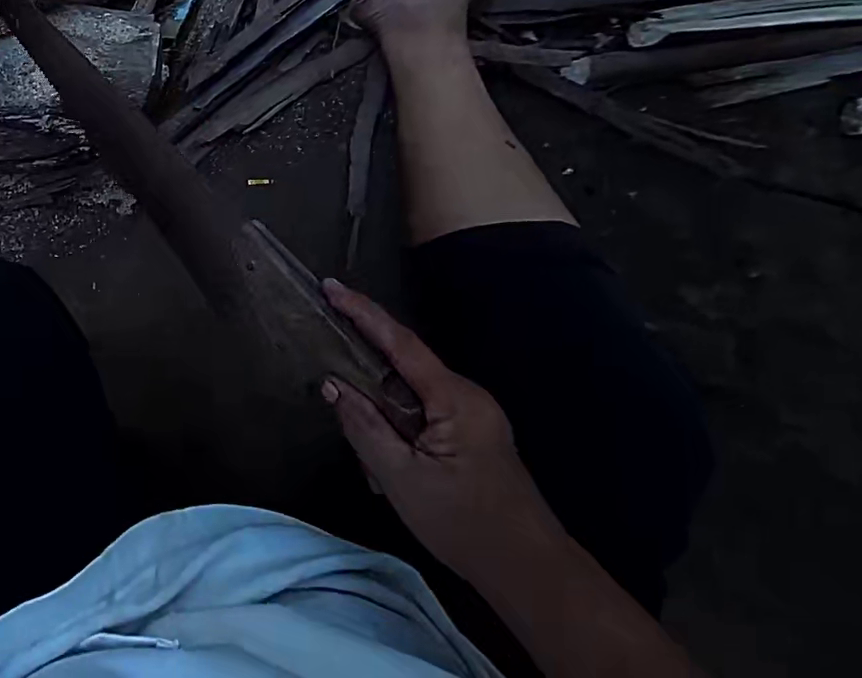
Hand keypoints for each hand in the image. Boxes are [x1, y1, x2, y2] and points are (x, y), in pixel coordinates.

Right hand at [319, 279, 565, 584]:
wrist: (533, 576)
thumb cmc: (465, 524)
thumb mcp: (401, 476)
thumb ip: (362, 424)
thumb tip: (332, 384)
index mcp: (455, 398)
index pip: (400, 342)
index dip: (362, 311)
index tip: (330, 286)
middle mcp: (466, 395)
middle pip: (401, 364)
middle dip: (362, 372)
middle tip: (327, 377)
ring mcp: (470, 414)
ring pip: (406, 393)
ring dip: (378, 415)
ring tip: (370, 462)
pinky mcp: (468, 433)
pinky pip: (418, 412)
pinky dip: (393, 428)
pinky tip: (385, 465)